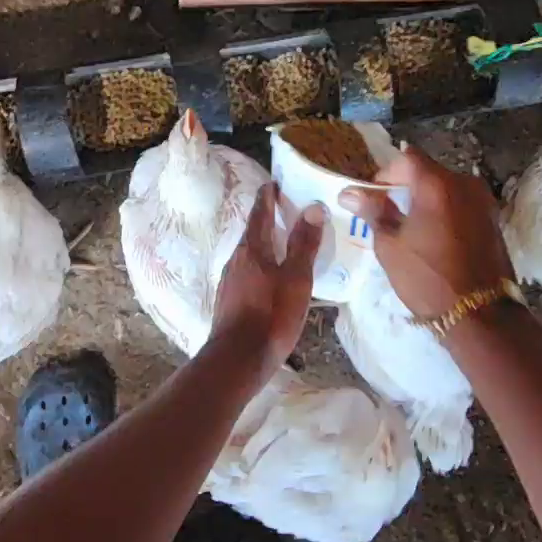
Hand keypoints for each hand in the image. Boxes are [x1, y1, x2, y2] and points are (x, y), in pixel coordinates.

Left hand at [212, 184, 324, 375]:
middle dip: (268, 219)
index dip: (268, 196)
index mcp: (252, 248)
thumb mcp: (296, 278)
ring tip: (284, 243)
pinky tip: (272, 277)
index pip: (259, 212)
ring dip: (265, 244)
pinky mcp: (229, 301)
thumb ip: (304, 244)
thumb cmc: (271, 315)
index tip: (274, 182)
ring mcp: (230, 281)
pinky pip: (247, 273)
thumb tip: (312, 207)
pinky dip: (261, 266)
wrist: (237, 359)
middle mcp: (236, 259)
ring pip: (249, 254)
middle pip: (253, 232)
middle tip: (286, 210)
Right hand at [339, 146, 511, 320]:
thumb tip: (349, 193)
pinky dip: (444, 212)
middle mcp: (465, 184)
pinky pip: (461, 204)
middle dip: (405, 186)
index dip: (386, 173)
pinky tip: (433, 237)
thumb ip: (373, 212)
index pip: (407, 158)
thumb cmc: (428, 277)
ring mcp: (484, 202)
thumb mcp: (390, 246)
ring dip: (426, 200)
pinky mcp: (493, 220)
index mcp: (437, 184)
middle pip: (428, 171)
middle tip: (387, 213)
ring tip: (410, 227)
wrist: (480, 314)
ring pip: (446, 188)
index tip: (374, 197)